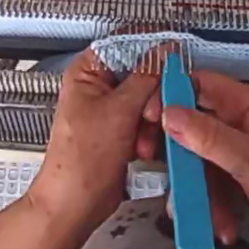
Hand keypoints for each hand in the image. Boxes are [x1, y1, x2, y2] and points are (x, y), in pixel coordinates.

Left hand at [25, 48, 164, 236]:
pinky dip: (150, 132)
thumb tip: (163, 52)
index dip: (149, 46)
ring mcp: (109, 109)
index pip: (123, 43)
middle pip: (140, 72)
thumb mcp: (119, 111)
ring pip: (147, 97)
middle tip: (152, 112)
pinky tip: (142, 148)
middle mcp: (97, 87)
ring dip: (152, 118)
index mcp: (86, 72)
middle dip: (151, 95)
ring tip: (143, 136)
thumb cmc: (79, 161)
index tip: (172, 52)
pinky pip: (146, 119)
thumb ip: (146, 77)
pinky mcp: (120, 130)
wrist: (76, 204)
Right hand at [161, 70, 248, 248]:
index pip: (200, 85)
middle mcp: (240, 127)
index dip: (171, 95)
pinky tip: (224, 229)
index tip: (147, 117)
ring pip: (197, 163)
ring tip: (202, 216)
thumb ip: (212, 138)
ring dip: (196, 191)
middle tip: (161, 172)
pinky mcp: (239, 186)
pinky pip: (209, 189)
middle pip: (192, 126)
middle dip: (177, 153)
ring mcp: (239, 158)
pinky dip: (211, 209)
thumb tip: (170, 113)